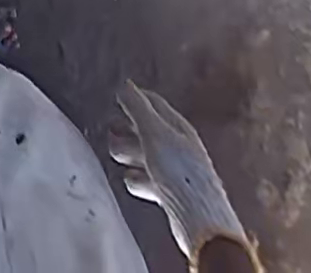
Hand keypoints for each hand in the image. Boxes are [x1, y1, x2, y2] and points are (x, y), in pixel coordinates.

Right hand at [110, 81, 260, 271]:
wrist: (200, 224)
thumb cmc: (179, 174)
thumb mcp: (153, 133)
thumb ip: (137, 108)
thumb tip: (124, 85)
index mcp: (178, 127)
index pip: (153, 103)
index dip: (135, 97)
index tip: (119, 95)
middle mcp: (179, 146)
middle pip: (148, 129)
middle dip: (127, 128)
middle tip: (110, 129)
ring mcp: (177, 171)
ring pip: (147, 154)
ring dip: (129, 152)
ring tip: (115, 154)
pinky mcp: (172, 194)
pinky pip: (150, 179)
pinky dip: (138, 177)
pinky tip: (130, 180)